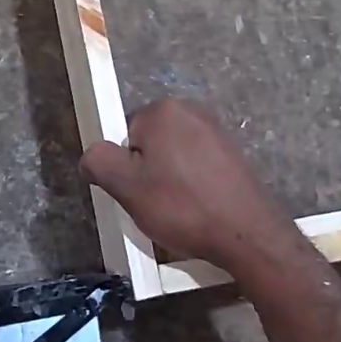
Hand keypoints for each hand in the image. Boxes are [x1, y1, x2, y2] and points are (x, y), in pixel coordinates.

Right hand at [80, 98, 302, 271]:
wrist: (246, 232)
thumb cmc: (182, 206)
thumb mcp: (126, 187)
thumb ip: (99, 162)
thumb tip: (94, 154)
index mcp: (164, 110)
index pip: (125, 135)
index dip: (126, 167)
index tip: (138, 191)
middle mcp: (193, 111)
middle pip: (150, 144)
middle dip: (149, 173)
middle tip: (157, 203)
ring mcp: (217, 131)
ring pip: (174, 159)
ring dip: (171, 183)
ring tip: (180, 210)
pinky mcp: (233, 154)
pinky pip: (198, 168)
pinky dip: (193, 187)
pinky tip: (200, 209)